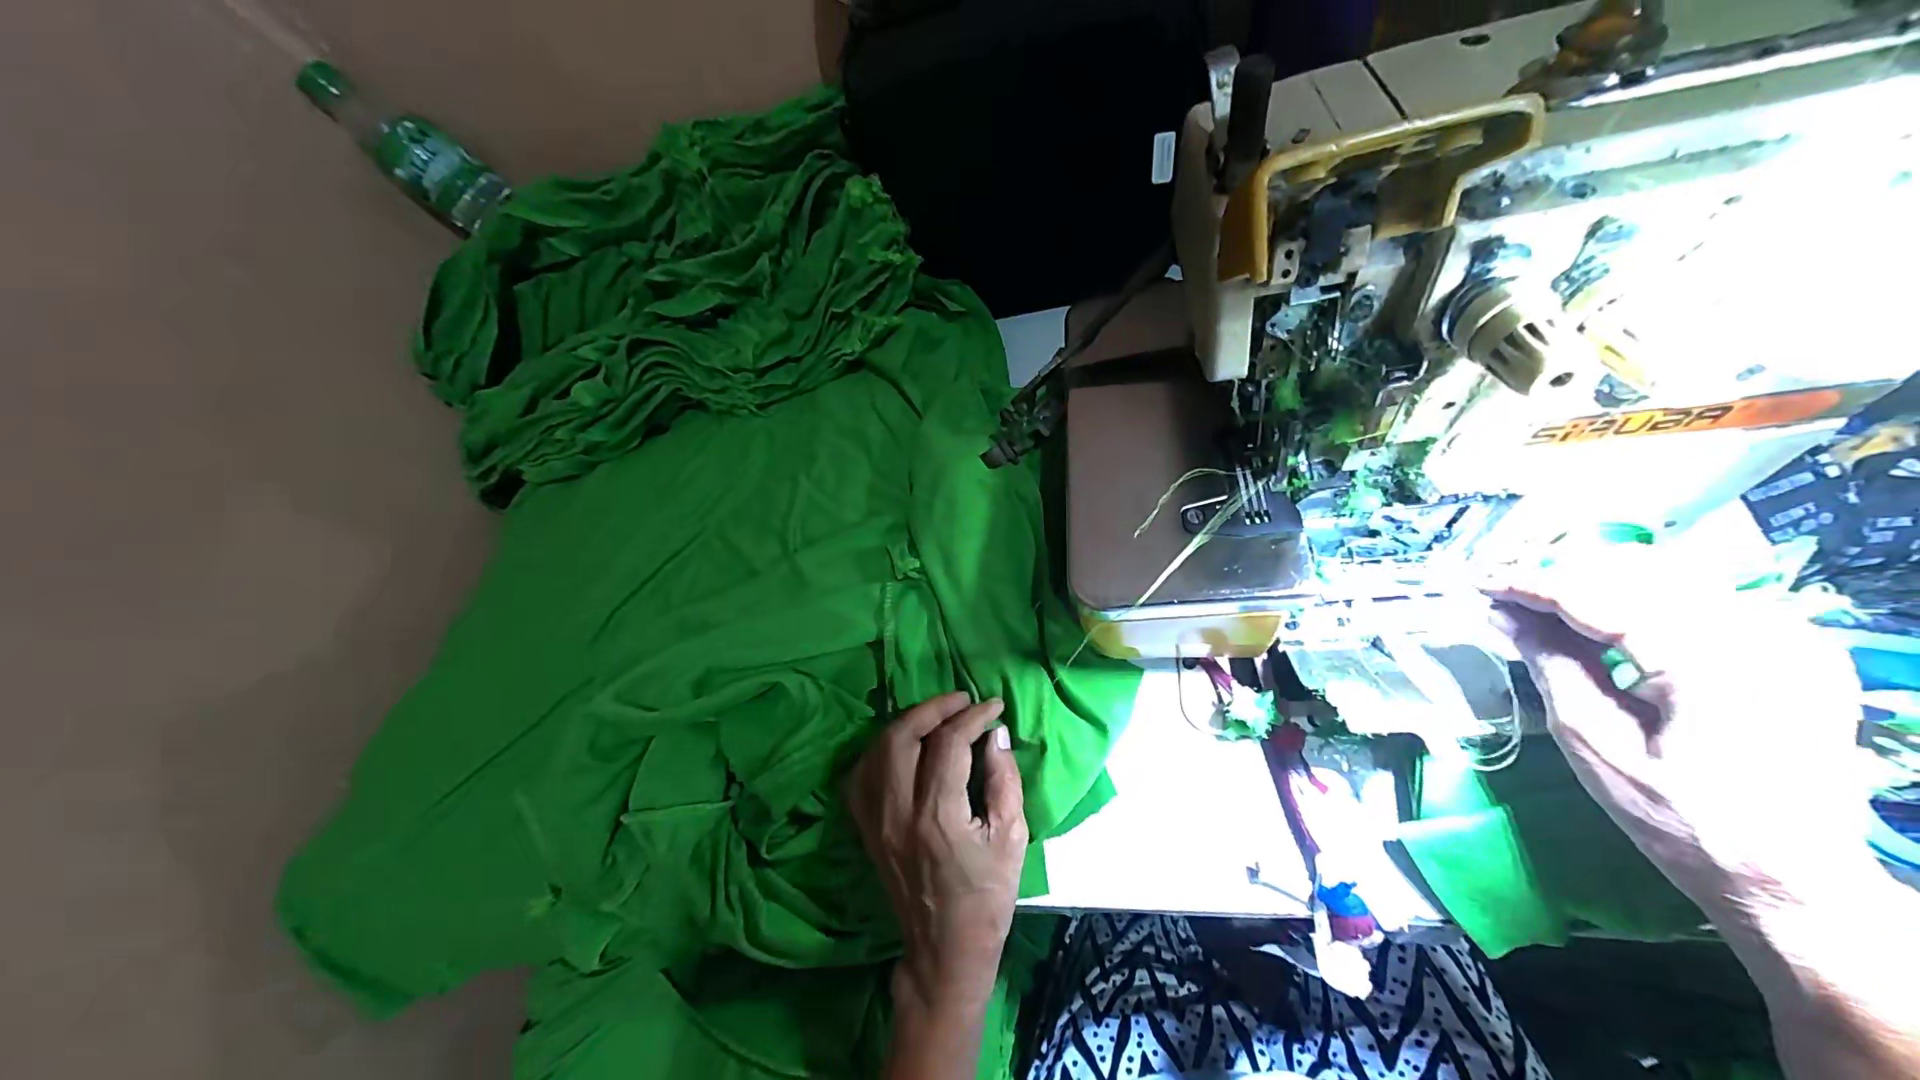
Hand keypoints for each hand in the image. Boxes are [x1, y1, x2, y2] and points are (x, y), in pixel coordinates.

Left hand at [846, 692, 1027, 1014]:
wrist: (943, 947)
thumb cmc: (987, 895)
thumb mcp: (1012, 838)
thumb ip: (1003, 780)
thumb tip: (995, 733)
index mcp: (937, 816)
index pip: (949, 743)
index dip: (973, 716)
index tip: (994, 706)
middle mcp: (897, 811)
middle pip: (902, 735)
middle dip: (933, 707)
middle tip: (962, 700)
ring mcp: (874, 819)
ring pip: (877, 749)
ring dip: (907, 722)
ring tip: (937, 715)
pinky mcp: (864, 827)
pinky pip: (861, 773)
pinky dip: (882, 749)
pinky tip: (905, 745)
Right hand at [1488, 556, 1919, 1079]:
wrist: (1797, 883)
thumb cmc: (1683, 822)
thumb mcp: (1596, 743)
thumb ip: (1551, 664)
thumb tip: (1502, 614)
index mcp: (1712, 660)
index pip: (1600, 595)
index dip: (1532, 585)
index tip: (1480, 583)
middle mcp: (1762, 634)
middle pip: (1636, 575)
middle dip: (1561, 578)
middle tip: (1502, 593)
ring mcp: (1788, 640)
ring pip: (1668, 581)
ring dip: (1597, 587)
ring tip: (1538, 604)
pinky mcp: (1794, 652)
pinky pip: (1700, 603)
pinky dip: (1639, 604)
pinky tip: (1599, 622)